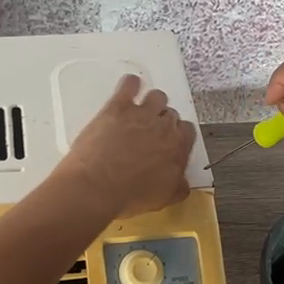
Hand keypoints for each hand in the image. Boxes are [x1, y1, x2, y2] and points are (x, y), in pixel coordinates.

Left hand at [57, 75, 196, 217]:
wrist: (95, 187)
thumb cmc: (129, 196)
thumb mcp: (162, 199)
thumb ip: (178, 186)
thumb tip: (183, 183)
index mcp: (178, 148)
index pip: (187, 131)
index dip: (177, 135)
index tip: (167, 141)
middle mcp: (164, 126)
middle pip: (171, 113)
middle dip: (162, 120)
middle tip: (149, 131)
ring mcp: (141, 113)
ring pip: (156, 96)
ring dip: (151, 102)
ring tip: (139, 111)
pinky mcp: (118, 106)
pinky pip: (131, 84)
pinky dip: (131, 84)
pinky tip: (128, 88)